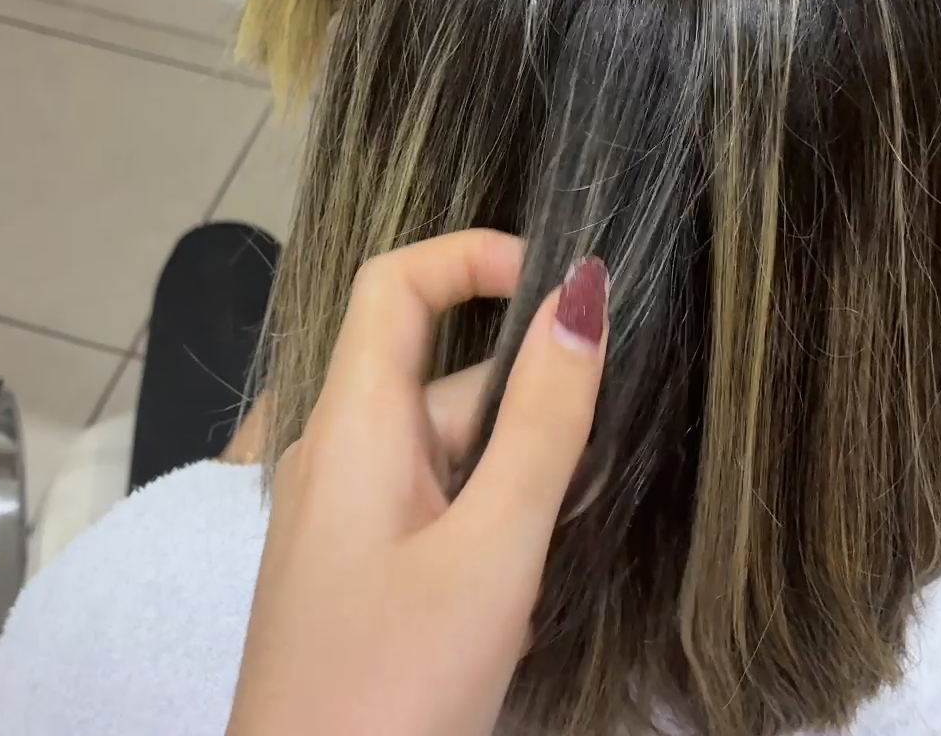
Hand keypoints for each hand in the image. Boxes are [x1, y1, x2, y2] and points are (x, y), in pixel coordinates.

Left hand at [226, 230, 608, 735]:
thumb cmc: (398, 684)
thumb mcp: (494, 547)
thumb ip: (543, 418)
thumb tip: (581, 296)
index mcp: (354, 419)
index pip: (395, 281)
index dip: (471, 255)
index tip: (554, 282)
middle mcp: (341, 444)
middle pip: (441, 368)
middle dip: (525, 394)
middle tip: (599, 448)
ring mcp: (347, 503)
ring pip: (448, 440)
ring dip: (516, 464)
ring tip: (567, 530)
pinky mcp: (360, 553)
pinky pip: (435, 492)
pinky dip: (490, 506)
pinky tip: (524, 574)